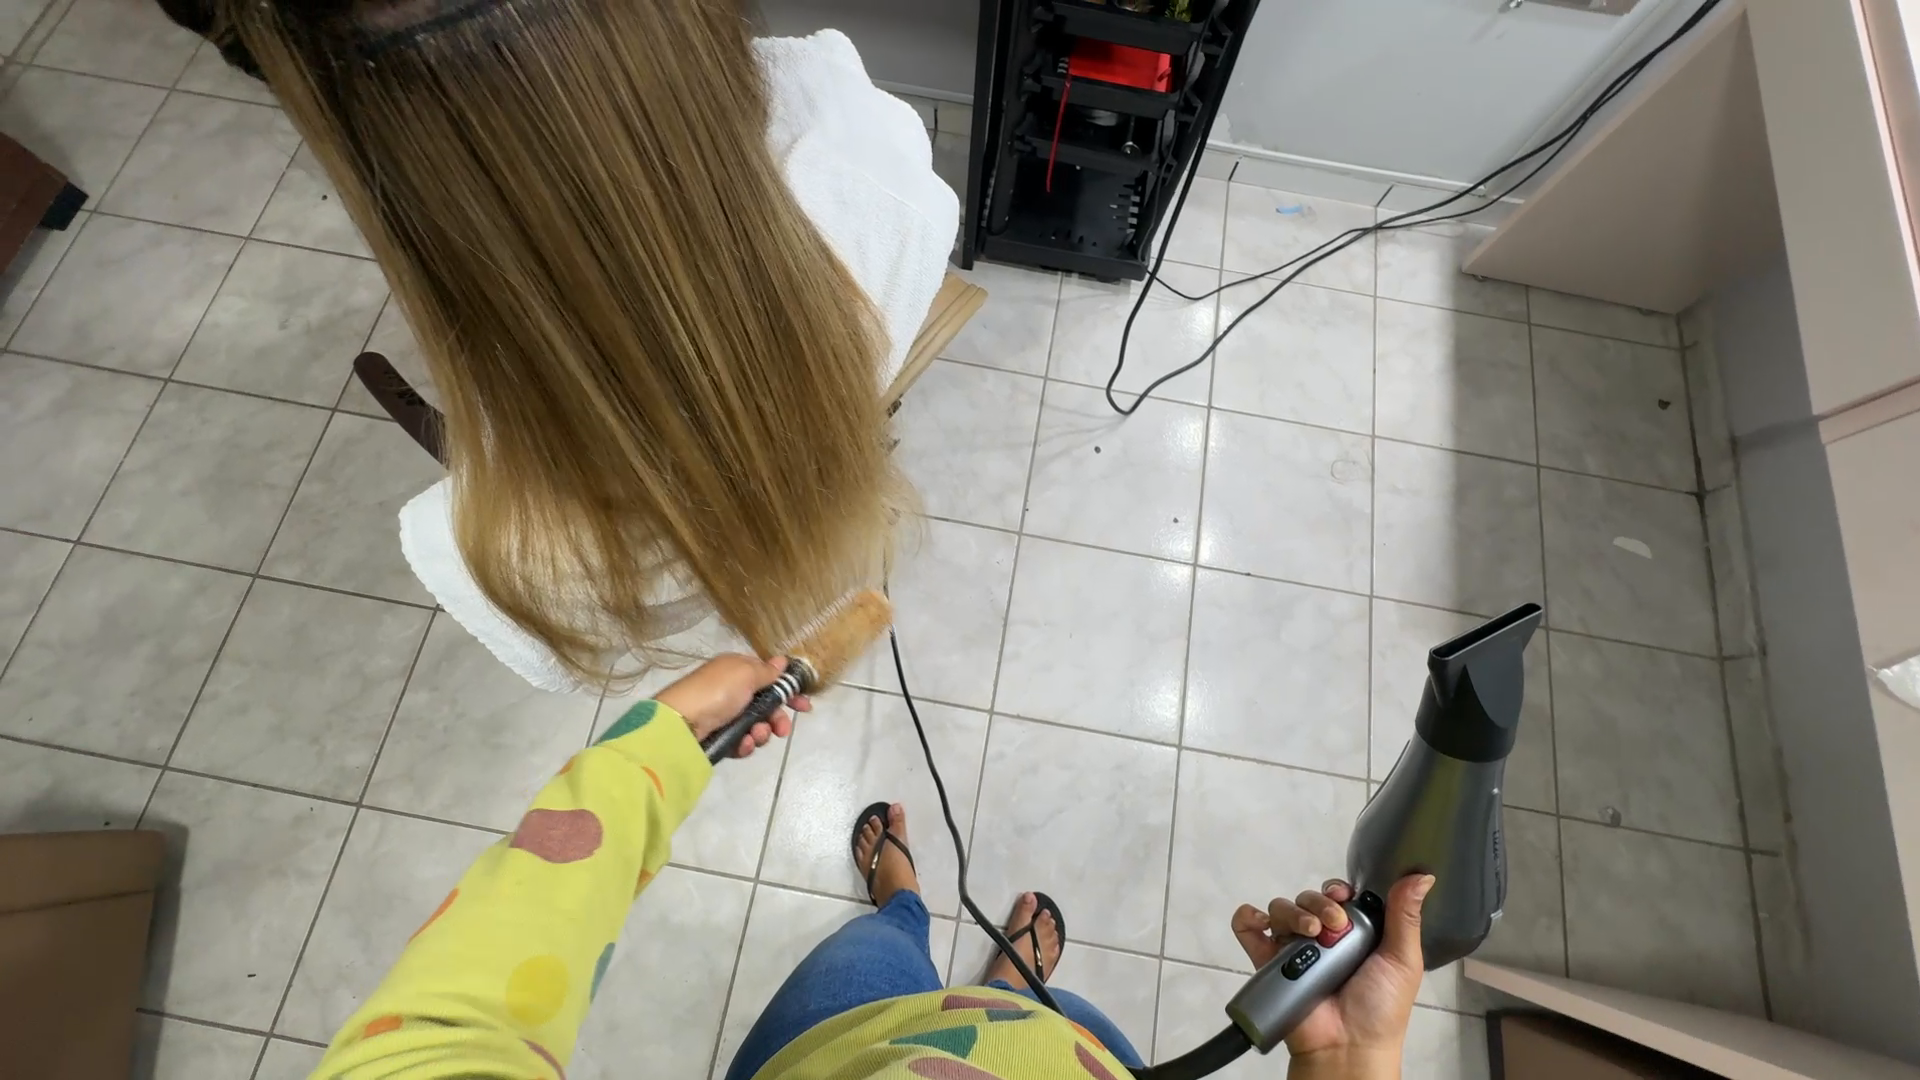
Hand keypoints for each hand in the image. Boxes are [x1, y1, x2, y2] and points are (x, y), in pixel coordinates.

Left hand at [654, 654, 810, 758]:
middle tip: (782, 730)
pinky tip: (742, 744)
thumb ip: (767, 671)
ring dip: (761, 732)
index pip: (769, 677)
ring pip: (756, 725)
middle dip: (777, 718)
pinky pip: (741, 741)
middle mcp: (732, 691)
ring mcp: (725, 715)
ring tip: (755, 736)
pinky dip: (745, 744)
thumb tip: (781, 660)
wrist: (680, 724)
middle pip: (766, 705)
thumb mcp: (746, 673)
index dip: (788, 690)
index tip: (804, 706)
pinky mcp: (719, 737)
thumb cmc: (717, 691)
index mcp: (737, 670)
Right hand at [1230, 874, 1433, 1075]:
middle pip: (1306, 897)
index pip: (1334, 895)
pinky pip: (1246, 926)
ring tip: (1308, 935)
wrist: (1349, 1047)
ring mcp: (1289, 947)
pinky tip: (1263, 924)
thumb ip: (1405, 917)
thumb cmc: (1381, 1007)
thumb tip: (1423, 875)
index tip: (1343, 897)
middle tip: (1332, 926)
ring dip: (1291, 913)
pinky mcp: (1265, 959)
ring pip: (1279, 907)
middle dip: (1317, 904)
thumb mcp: (1402, 961)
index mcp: (1349, 933)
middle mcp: (1317, 935)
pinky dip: (1248, 917)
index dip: (1336, 890)